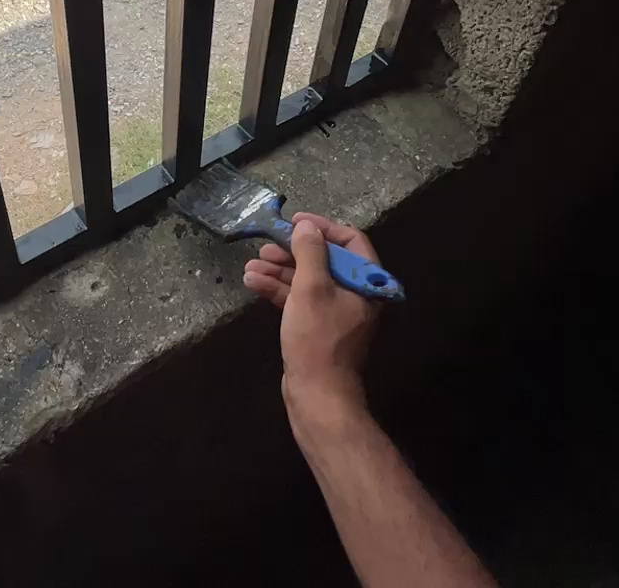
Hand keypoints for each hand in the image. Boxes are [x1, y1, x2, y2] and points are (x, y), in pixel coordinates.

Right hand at [242, 212, 380, 425]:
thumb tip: (306, 226)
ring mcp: (336, 311)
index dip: (322, 228)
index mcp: (367, 283)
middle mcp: (356, 294)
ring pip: (308, 279)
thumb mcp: (311, 288)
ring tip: (251, 265)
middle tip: (267, 244)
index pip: (350, 241)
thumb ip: (310, 252)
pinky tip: (253, 282)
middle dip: (292, 251)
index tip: (295, 222)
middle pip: (324, 259)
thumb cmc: (318, 338)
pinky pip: (299, 298)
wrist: (317, 396)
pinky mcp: (317, 326)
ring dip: (279, 269)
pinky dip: (278, 289)